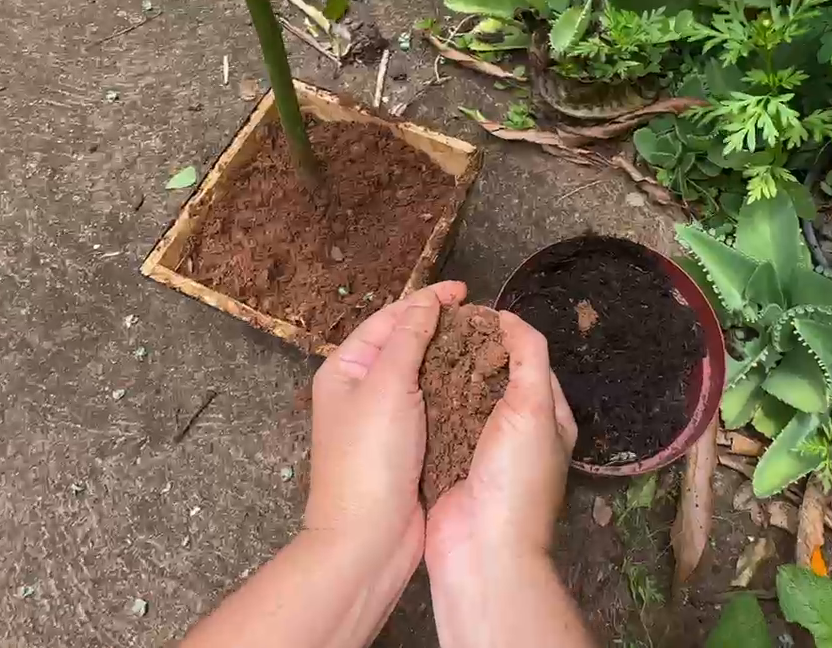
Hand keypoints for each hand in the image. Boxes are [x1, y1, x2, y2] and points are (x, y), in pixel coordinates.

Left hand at [306, 280, 466, 559]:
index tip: (465, 291)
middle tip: (480, 316)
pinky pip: (433, 401)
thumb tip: (427, 300)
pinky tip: (480, 380)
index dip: (426, 300)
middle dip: (441, 324)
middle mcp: (363, 387)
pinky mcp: (408, 440)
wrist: (368, 540)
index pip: (389, 318)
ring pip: (423, 371)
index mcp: (346, 368)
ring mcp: (386, 415)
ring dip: (451, 354)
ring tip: (485, 342)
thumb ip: (409, 337)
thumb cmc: (370, 457)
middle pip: (406, 341)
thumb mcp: (387, 386)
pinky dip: (455, 386)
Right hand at [424, 311, 578, 576]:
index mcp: (549, 418)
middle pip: (494, 379)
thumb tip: (510, 318)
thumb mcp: (534, 406)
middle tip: (439, 326)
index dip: (506, 336)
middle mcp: (519, 431)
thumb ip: (528, 357)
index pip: (530, 361)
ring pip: (464, 399)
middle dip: (470, 354)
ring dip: (446, 376)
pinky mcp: (451, 462)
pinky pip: (440, 424)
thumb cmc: (515, 476)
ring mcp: (483, 449)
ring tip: (420, 344)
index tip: (473, 314)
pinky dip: (428, 403)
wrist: (481, 551)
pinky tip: (409, 380)